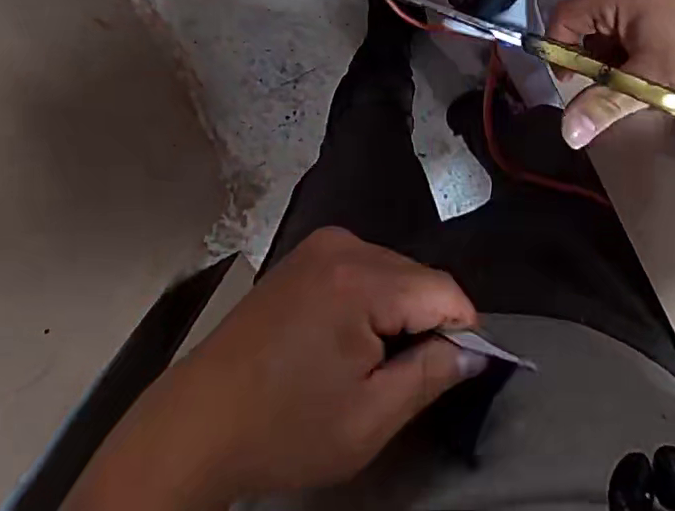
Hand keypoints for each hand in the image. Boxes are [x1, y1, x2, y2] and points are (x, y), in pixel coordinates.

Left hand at [75, 228, 486, 509]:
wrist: (199, 421)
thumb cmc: (284, 428)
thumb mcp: (369, 420)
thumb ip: (431, 375)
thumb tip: (475, 351)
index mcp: (359, 280)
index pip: (444, 290)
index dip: (462, 330)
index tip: (453, 371)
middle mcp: (343, 245)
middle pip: (418, 275)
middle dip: (428, 320)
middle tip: (407, 375)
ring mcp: (320, 244)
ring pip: (394, 270)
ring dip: (401, 310)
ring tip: (373, 361)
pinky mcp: (305, 253)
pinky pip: (365, 267)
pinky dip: (373, 298)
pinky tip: (348, 338)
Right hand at [548, 0, 674, 148]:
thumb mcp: (656, 83)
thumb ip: (606, 104)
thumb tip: (566, 134)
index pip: (564, 16)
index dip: (559, 52)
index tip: (575, 87)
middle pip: (590, 24)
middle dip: (596, 62)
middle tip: (616, 92)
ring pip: (618, 30)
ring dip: (622, 61)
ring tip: (648, 87)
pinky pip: (642, 27)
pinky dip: (644, 53)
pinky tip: (667, 76)